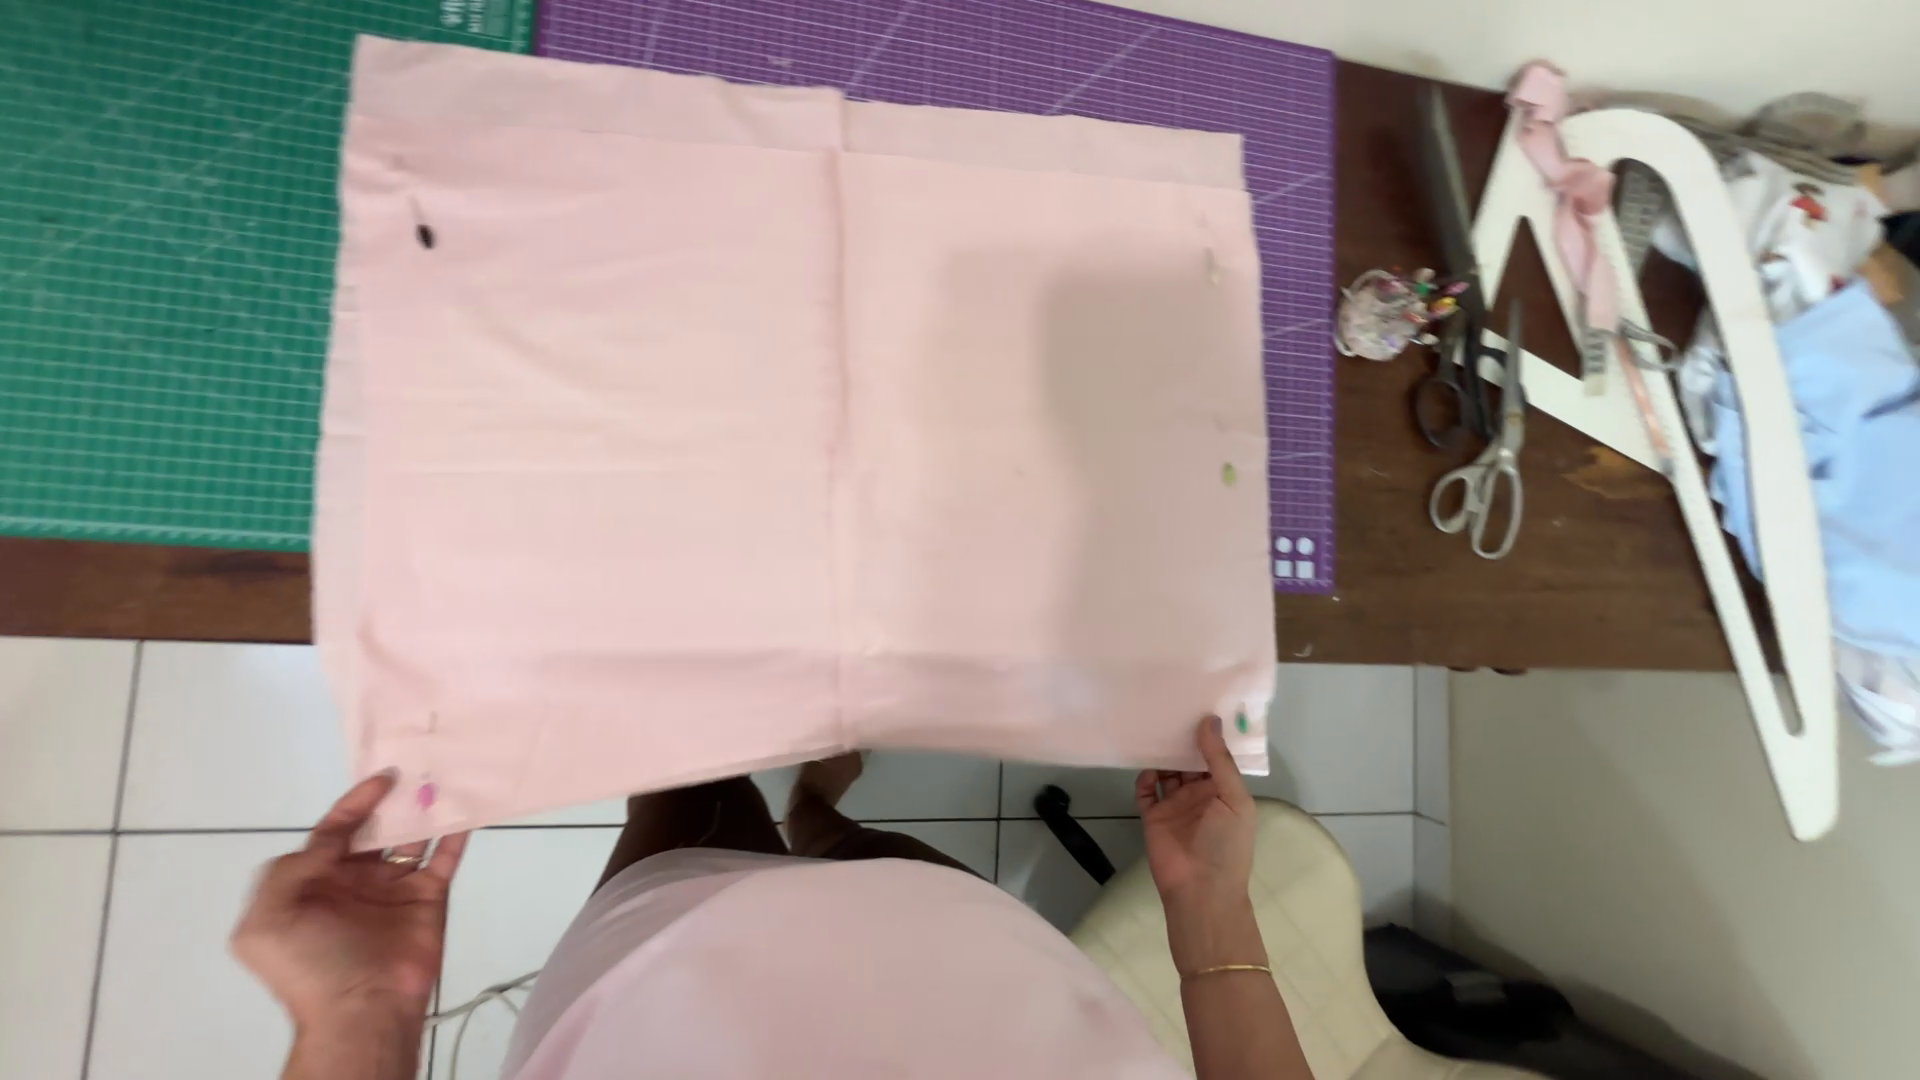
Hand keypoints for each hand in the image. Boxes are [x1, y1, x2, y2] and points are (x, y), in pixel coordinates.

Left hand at [232, 773, 468, 1031]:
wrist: (364, 1005)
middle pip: (375, 829)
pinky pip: (446, 855)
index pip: (333, 832)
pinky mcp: (430, 892)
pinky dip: (459, 832)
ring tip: (444, 781)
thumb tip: (335, 836)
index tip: (383, 779)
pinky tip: (469, 809)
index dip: (354, 804)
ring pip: (412, 837)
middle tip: (419, 771)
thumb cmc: (311, 963)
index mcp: (313, 884)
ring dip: (426, 811)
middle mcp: (354, 879)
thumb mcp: (268, 921)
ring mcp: (395, 885)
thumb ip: (292, 870)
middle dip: (393, 802)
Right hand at [1136, 715, 1257, 913]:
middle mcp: (1198, 794)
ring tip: (1153, 731)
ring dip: (1161, 756)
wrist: (1200, 890)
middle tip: (1169, 709)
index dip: (1208, 735)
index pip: (1215, 756)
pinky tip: (1147, 770)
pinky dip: (1144, 778)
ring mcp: (1175, 805)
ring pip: (1165, 772)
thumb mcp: (1234, 799)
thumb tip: (1209, 720)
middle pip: (1187, 760)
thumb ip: (1219, 760)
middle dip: (1180, 740)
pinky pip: (1145, 791)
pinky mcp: (1152, 816)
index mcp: (1223, 791)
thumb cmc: (1226, 845)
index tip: (1198, 705)